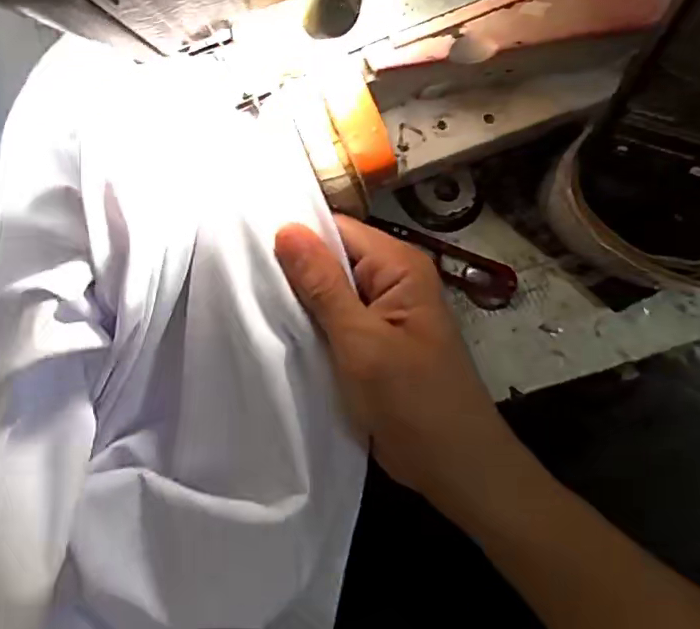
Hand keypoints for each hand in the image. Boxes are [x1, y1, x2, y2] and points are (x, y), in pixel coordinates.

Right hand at [274, 217, 520, 510]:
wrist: (458, 472)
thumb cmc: (414, 403)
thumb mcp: (361, 342)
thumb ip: (322, 285)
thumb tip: (286, 228)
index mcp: (398, 265)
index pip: (336, 229)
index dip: (295, 235)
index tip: (248, 247)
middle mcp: (392, 278)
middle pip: (330, 257)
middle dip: (293, 270)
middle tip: (241, 279)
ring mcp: (383, 311)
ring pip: (328, 289)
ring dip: (299, 300)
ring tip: (250, 303)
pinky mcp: (374, 340)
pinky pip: (334, 318)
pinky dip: (310, 324)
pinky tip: (279, 331)